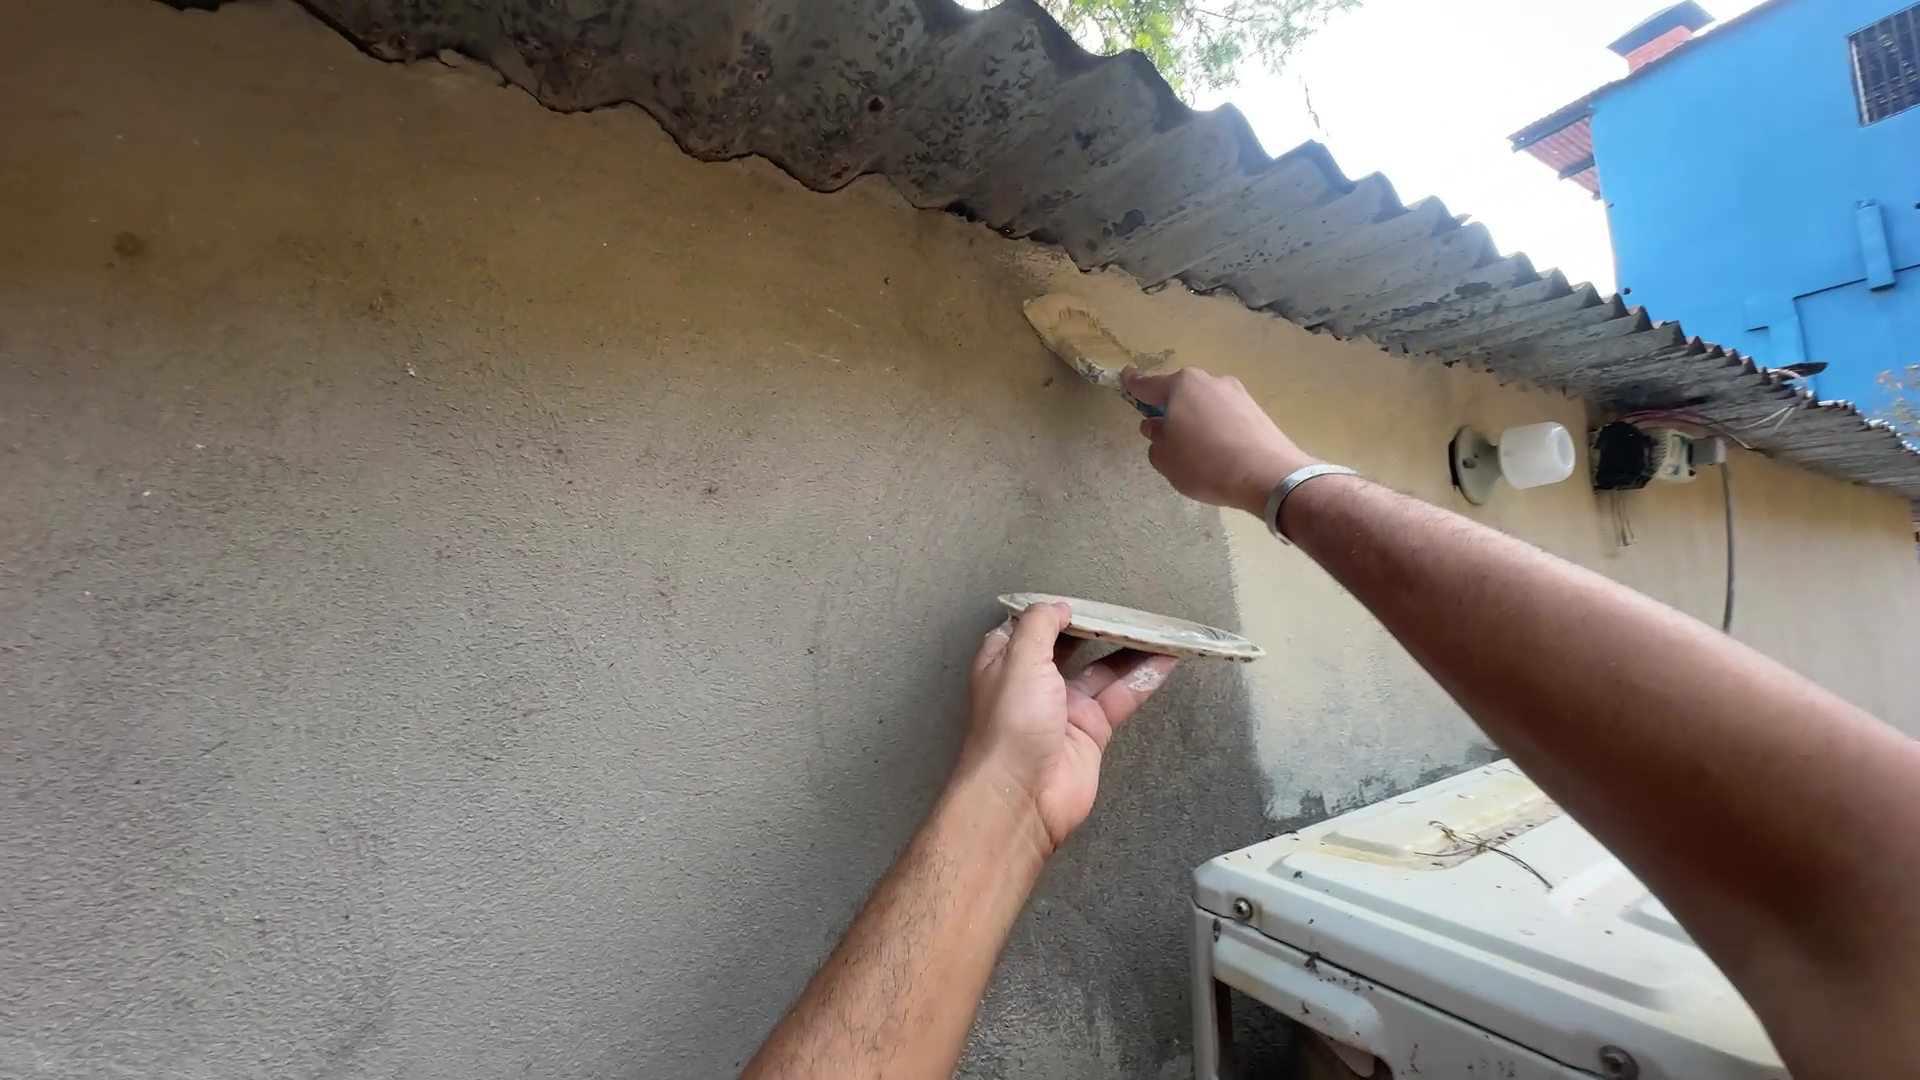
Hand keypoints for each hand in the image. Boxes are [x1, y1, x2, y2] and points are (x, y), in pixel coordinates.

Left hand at [960, 603, 1178, 853]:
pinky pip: (1120, 696)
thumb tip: (1059, 606)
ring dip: (1128, 649)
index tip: (1080, 596)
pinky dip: (1143, 677)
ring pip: (1101, 670)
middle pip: (1070, 646)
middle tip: (1126, 608)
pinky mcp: (1091, 730)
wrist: (1023, 795)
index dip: (1052, 611)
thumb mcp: (1019, 659)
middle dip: (1096, 628)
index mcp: (1005, 661)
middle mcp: (1033, 682)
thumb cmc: (1011, 723)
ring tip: (1158, 627)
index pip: (1029, 627)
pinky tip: (1166, 658)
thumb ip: (1040, 625)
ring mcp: (1064, 707)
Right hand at [1122, 366, 1316, 516]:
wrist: (1267, 475)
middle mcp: (1209, 382)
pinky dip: (1216, 429)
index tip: (1125, 377)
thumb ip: (1155, 441)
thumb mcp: (1165, 459)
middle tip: (1164, 435)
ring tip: (1194, 451)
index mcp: (1181, 387)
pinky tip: (1218, 453)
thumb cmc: (1204, 464)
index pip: (1149, 385)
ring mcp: (1236, 394)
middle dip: (1169, 409)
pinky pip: (1224, 416)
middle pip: (1180, 394)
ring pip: (1204, 405)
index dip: (1133, 384)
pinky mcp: (1256, 410)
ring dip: (1194, 421)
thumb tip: (1158, 428)